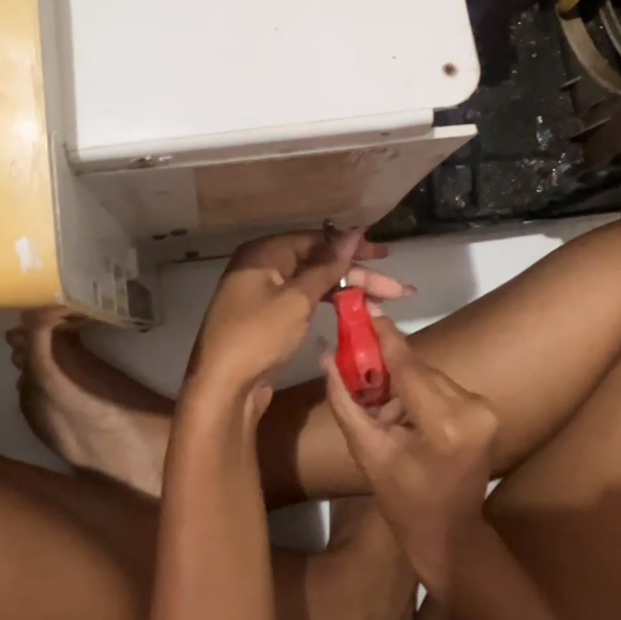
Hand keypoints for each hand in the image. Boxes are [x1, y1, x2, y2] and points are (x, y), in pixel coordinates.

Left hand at [186, 229, 406, 408]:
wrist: (223, 387)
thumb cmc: (258, 335)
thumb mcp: (297, 298)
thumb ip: (327, 266)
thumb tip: (353, 232)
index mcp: (264, 253)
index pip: (315, 239)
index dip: (351, 247)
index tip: (384, 256)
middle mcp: (263, 267)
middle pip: (318, 262)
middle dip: (358, 274)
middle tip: (396, 288)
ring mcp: (266, 295)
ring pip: (315, 285)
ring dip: (350, 292)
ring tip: (387, 303)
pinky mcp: (271, 320)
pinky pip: (306, 303)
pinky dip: (331, 307)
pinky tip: (357, 313)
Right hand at [323, 318, 499, 588]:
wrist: (450, 536)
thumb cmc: (403, 503)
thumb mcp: (368, 452)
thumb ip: (346, 401)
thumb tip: (325, 355)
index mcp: (447, 423)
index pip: (409, 366)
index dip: (382, 336)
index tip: (361, 311)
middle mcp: (473, 407)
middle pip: (418, 369)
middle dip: (385, 365)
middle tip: (353, 364)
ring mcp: (484, 409)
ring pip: (429, 376)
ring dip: (400, 382)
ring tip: (376, 405)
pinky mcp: (485, 411)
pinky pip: (441, 388)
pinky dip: (417, 393)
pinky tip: (399, 414)